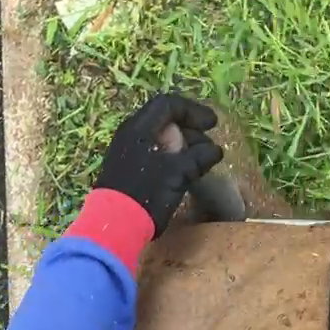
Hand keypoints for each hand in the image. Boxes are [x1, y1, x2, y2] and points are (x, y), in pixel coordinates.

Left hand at [97, 94, 223, 234]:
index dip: (194, 111)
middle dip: (189, 128)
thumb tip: (215, 150)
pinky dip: (169, 154)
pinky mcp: (124, 166)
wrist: (113, 225)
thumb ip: (199, 157)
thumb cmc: (147, 193)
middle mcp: (130, 132)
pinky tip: (181, 170)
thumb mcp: (179, 173)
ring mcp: (125, 149)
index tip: (211, 125)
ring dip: (181, 143)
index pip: (169, 104)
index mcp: (141, 127)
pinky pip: (151, 149)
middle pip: (164, 118)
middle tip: (207, 142)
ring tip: (198, 159)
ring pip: (158, 135)